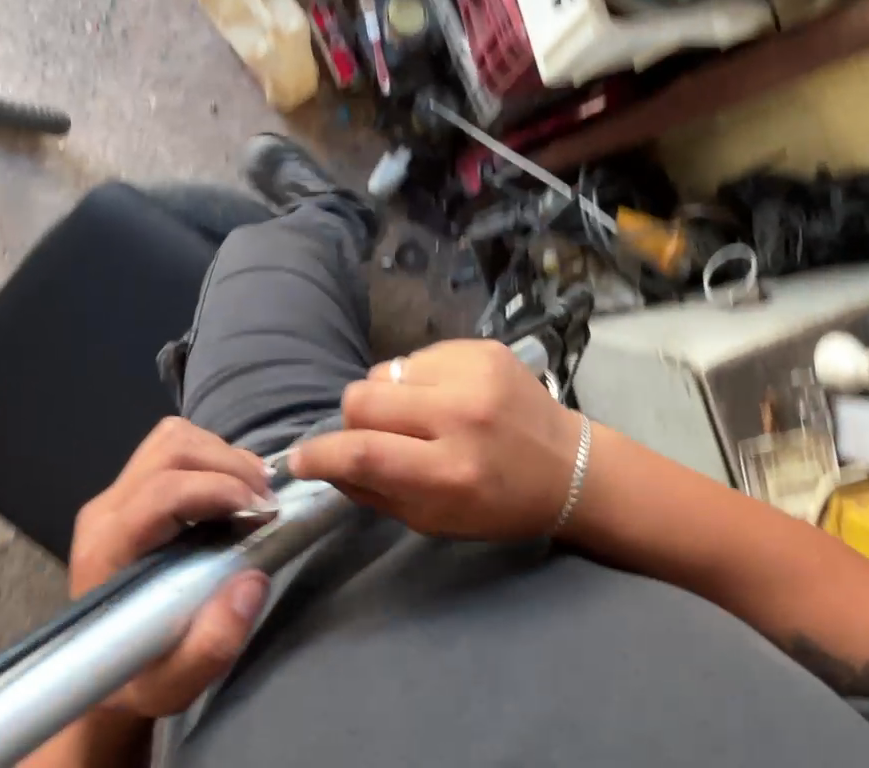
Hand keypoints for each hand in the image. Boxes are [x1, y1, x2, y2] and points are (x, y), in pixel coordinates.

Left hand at [67, 417, 273, 718]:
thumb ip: (212, 644)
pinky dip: (215, 455)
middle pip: (171, 449)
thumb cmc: (141, 676)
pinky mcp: (130, 488)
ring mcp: (114, 495)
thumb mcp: (176, 684)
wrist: (107, 671)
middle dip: (230, 465)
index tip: (262, 510)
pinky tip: (235, 489)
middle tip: (268, 501)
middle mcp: (104, 513)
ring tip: (256, 492)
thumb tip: (252, 580)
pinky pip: (175, 445)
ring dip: (224, 455)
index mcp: (107, 552)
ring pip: (173, 438)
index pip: (162, 491)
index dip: (219, 489)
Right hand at [288, 340, 583, 540]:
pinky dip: (417, 378)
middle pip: (362, 398)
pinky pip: (418, 355)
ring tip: (418, 415)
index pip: (363, 452)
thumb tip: (327, 464)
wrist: (568, 465)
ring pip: (386, 370)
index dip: (320, 454)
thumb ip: (376, 492)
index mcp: (450, 472)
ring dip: (389, 396)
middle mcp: (461, 415)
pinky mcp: (483, 347)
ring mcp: (474, 373)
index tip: (300, 459)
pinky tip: (444, 396)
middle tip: (374, 436)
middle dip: (354, 421)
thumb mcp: (435, 521)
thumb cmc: (500, 505)